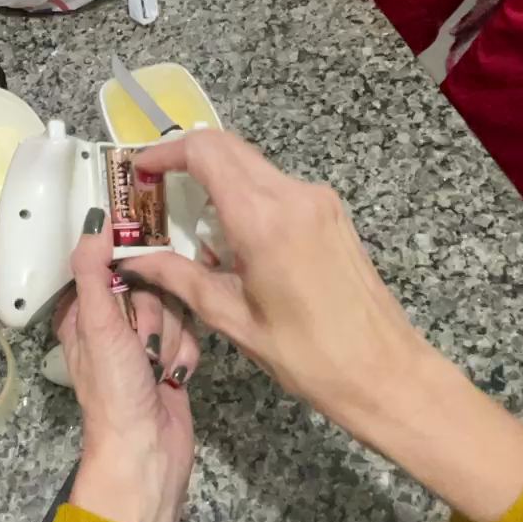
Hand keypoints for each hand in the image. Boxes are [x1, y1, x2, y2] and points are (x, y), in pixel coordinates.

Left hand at [55, 209, 198, 521]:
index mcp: (82, 308)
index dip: (130, 264)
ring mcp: (141, 338)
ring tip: (158, 364)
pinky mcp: (169, 355)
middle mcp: (109, 319)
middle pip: (148, 282)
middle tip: (143, 342)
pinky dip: (185, 353)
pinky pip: (188, 332)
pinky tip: (175, 375)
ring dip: (171, 336)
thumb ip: (93, 271)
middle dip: (153, 312)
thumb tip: (96, 221)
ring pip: (172, 305)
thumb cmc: (114, 388)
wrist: (147, 452)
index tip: (145, 272)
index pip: (109, 261)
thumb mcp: (96, 323)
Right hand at [122, 130, 522, 521]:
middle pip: (226, 146)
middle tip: (154, 185)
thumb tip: (132, 260)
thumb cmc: (308, 355)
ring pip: (249, 162)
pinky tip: (228, 232)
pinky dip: (240, 191)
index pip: (205, 152)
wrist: (390, 375)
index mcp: (263, 218)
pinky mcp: (329, 211)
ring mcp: (317, 200)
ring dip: (213, 175)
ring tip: (186, 214)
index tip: (139, 168)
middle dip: (184, 157)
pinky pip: (272, 183)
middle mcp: (292, 195)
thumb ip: (177, 277)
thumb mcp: (231, 318)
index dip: (165, 151)